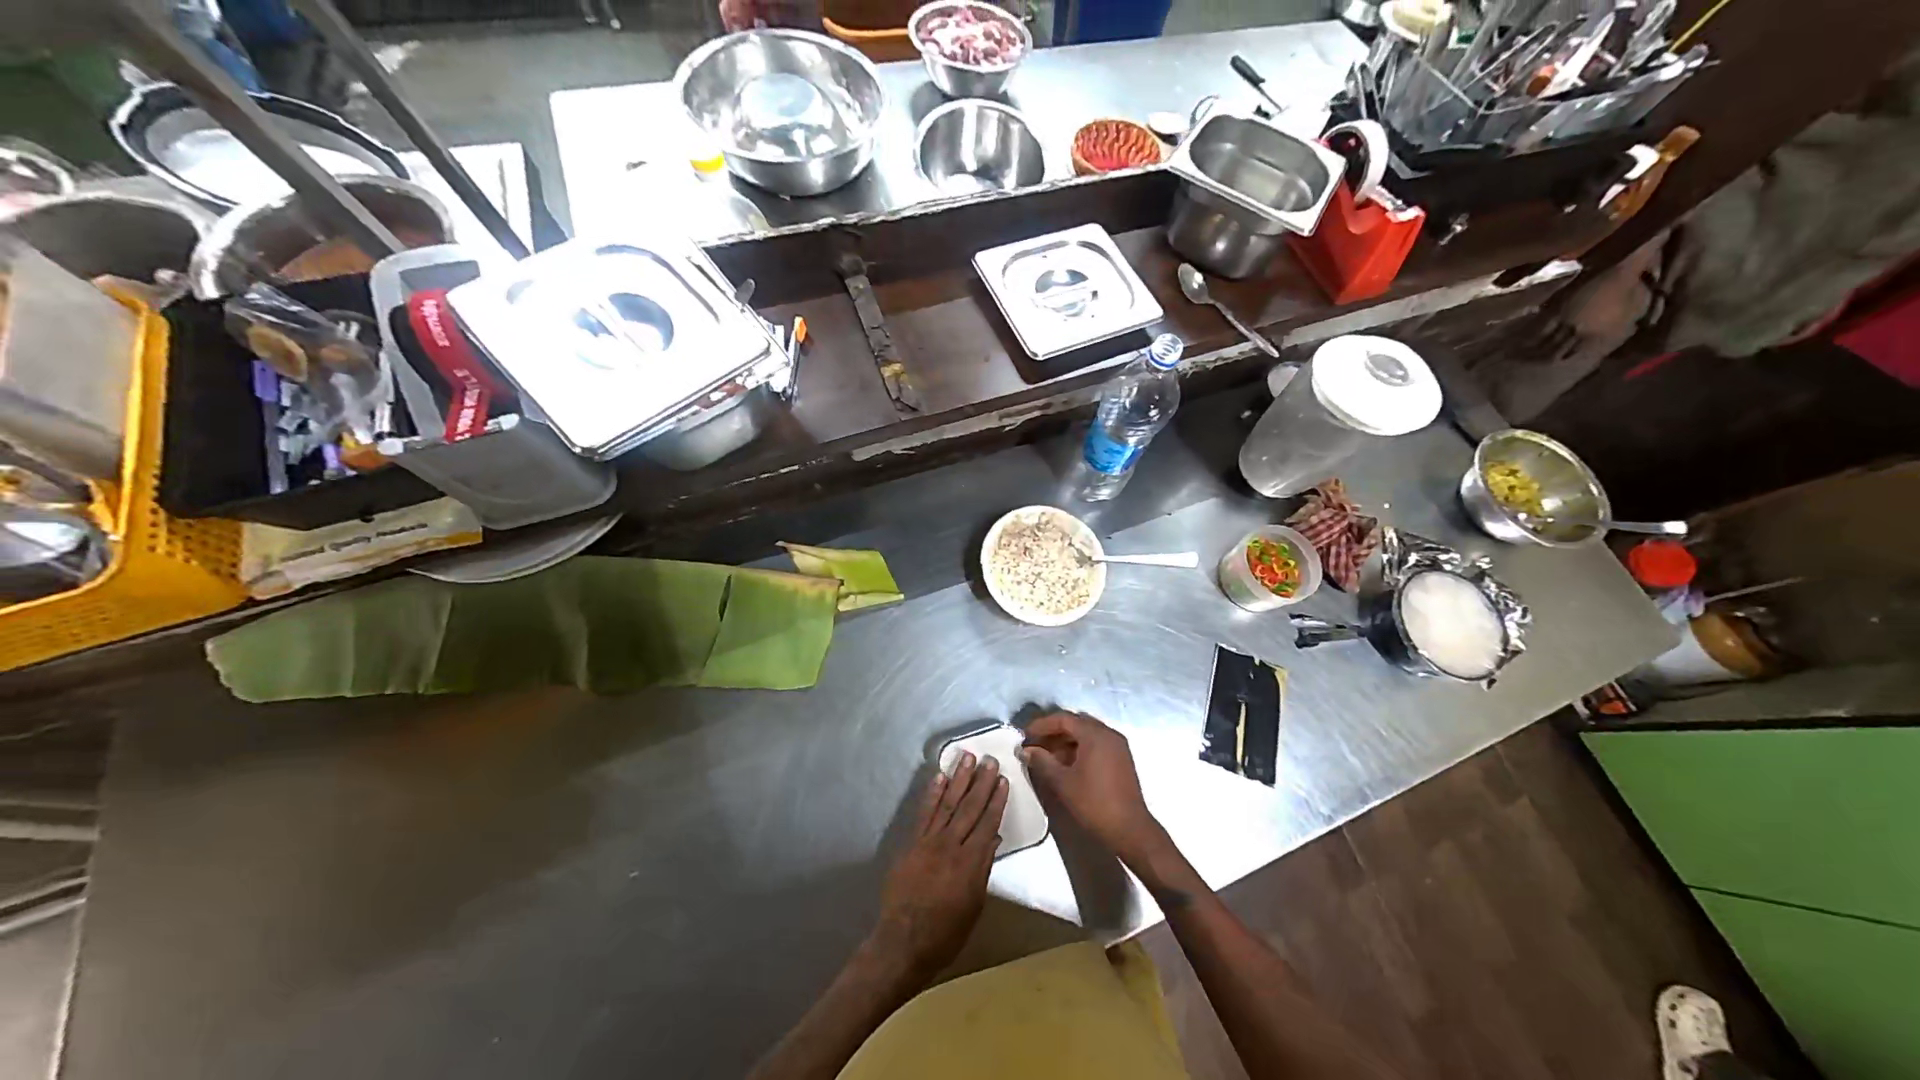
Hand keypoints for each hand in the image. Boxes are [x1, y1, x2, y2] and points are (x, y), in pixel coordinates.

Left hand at [871, 752, 1007, 981]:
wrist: (905, 941)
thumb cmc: (946, 932)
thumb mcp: (975, 904)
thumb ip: (983, 868)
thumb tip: (992, 838)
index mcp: (971, 862)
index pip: (987, 823)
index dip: (996, 800)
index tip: (1003, 779)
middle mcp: (951, 845)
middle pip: (969, 807)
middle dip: (981, 782)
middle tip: (989, 759)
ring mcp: (929, 841)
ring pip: (947, 803)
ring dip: (959, 779)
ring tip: (967, 758)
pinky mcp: (912, 843)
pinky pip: (924, 813)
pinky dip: (932, 794)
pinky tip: (940, 778)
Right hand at [1020, 712, 1165, 864]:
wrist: (1129, 829)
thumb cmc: (1094, 803)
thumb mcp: (1062, 782)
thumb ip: (1042, 761)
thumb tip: (1025, 750)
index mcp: (1095, 735)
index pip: (1064, 719)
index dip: (1042, 725)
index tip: (1024, 735)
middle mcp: (1109, 734)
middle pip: (1076, 724)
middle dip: (1053, 732)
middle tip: (1034, 743)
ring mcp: (1117, 746)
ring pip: (1086, 734)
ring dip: (1065, 741)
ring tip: (1045, 755)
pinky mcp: (1121, 759)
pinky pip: (1096, 745)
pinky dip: (1078, 749)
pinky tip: (1064, 764)